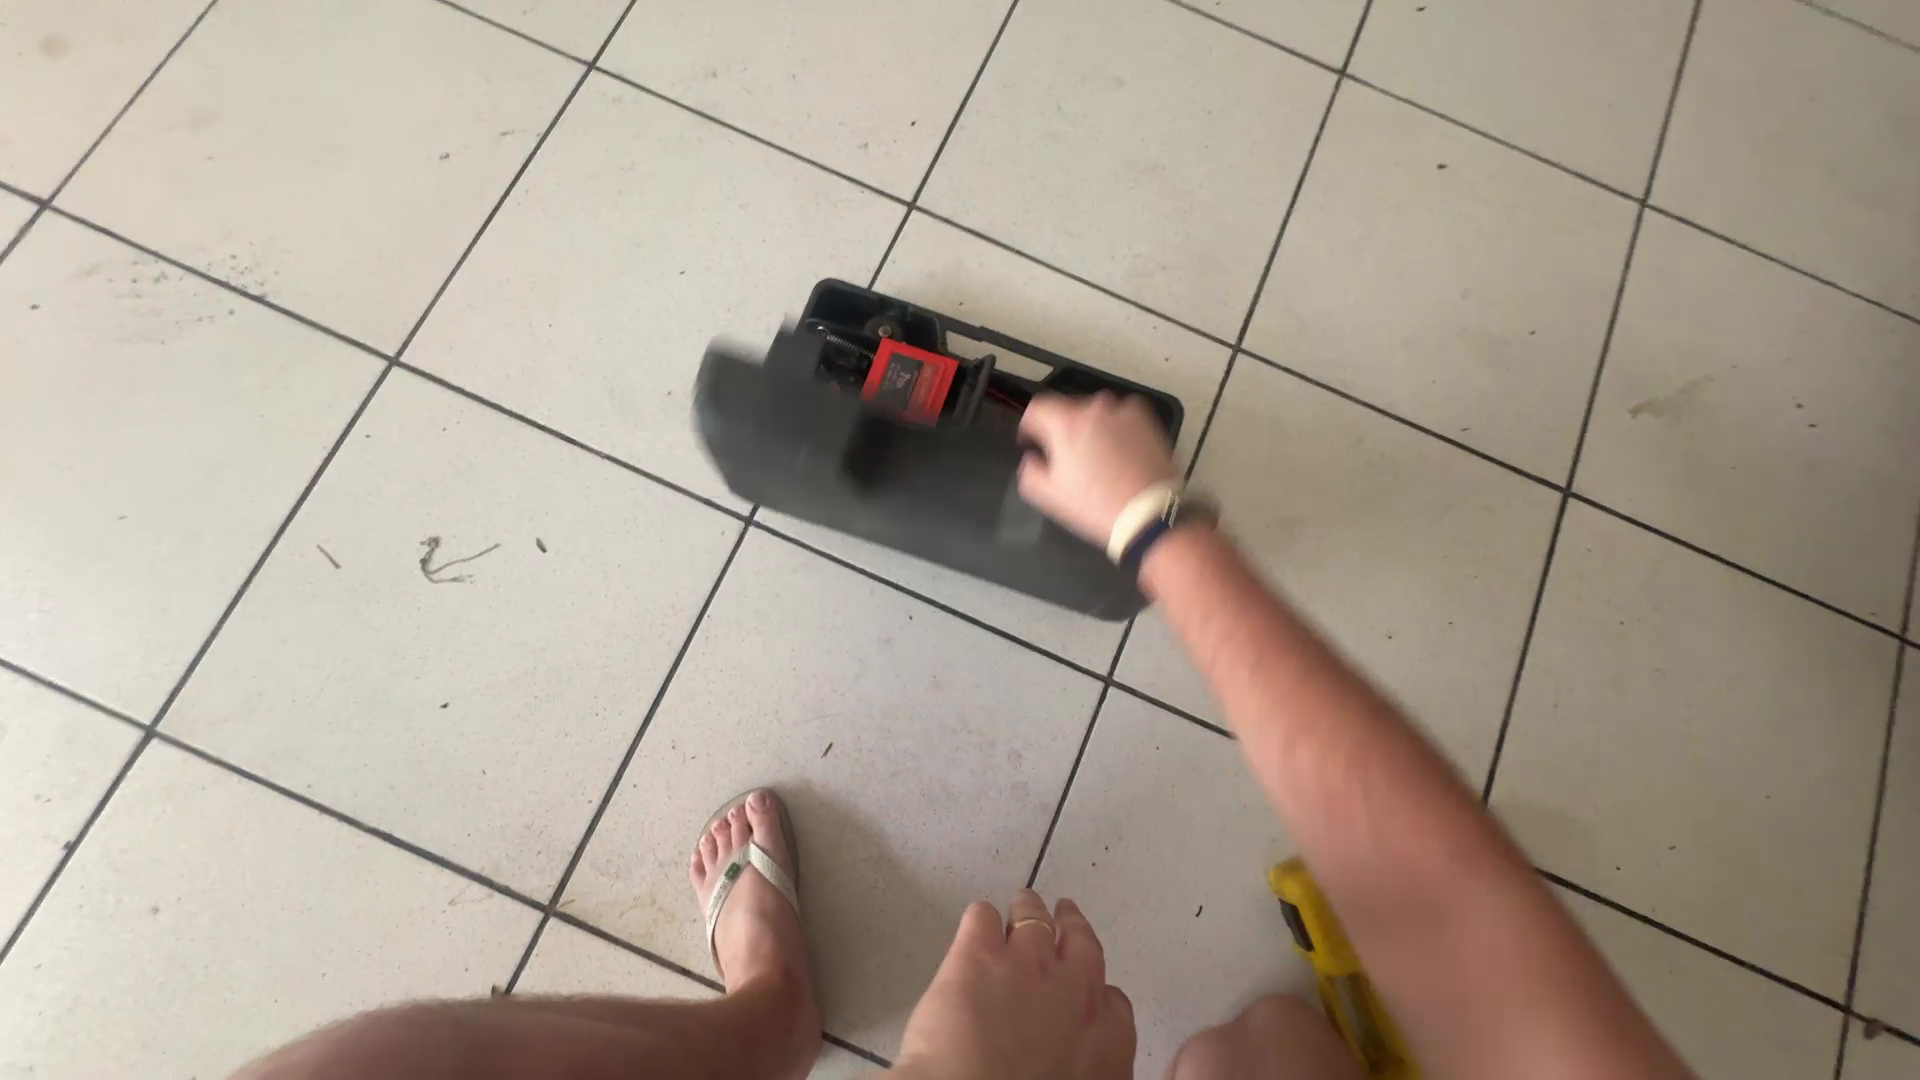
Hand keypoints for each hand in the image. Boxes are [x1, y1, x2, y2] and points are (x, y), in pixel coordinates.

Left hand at [891, 890, 1134, 1079]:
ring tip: (1021, 906)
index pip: (1116, 1005)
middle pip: (1080, 943)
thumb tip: (1070, 1060)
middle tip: (1065, 914)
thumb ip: (1084, 1068)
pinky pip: (983, 915)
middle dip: (1073, 927)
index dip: (1097, 990)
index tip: (1087, 987)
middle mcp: (1072, 994)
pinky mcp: (978, 952)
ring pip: (1033, 915)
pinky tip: (977, 928)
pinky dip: (982, 920)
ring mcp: (1026, 965)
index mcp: (1105, 1046)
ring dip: (1028, 909)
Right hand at [1017, 392, 1178, 544]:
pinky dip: (1116, 430)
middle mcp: (1094, 409)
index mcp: (1065, 423)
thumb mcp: (1049, 495)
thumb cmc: (1100, 505)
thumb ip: (1029, 469)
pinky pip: (1122, 418)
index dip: (1029, 425)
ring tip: (1096, 460)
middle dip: (1062, 431)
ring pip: (1095, 414)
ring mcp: (1122, 412)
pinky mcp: (1145, 420)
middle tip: (1067, 459)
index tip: (1031, 439)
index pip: (1036, 408)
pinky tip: (1117, 455)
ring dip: (1090, 430)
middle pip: (1066, 410)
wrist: (1148, 513)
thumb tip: (1032, 460)